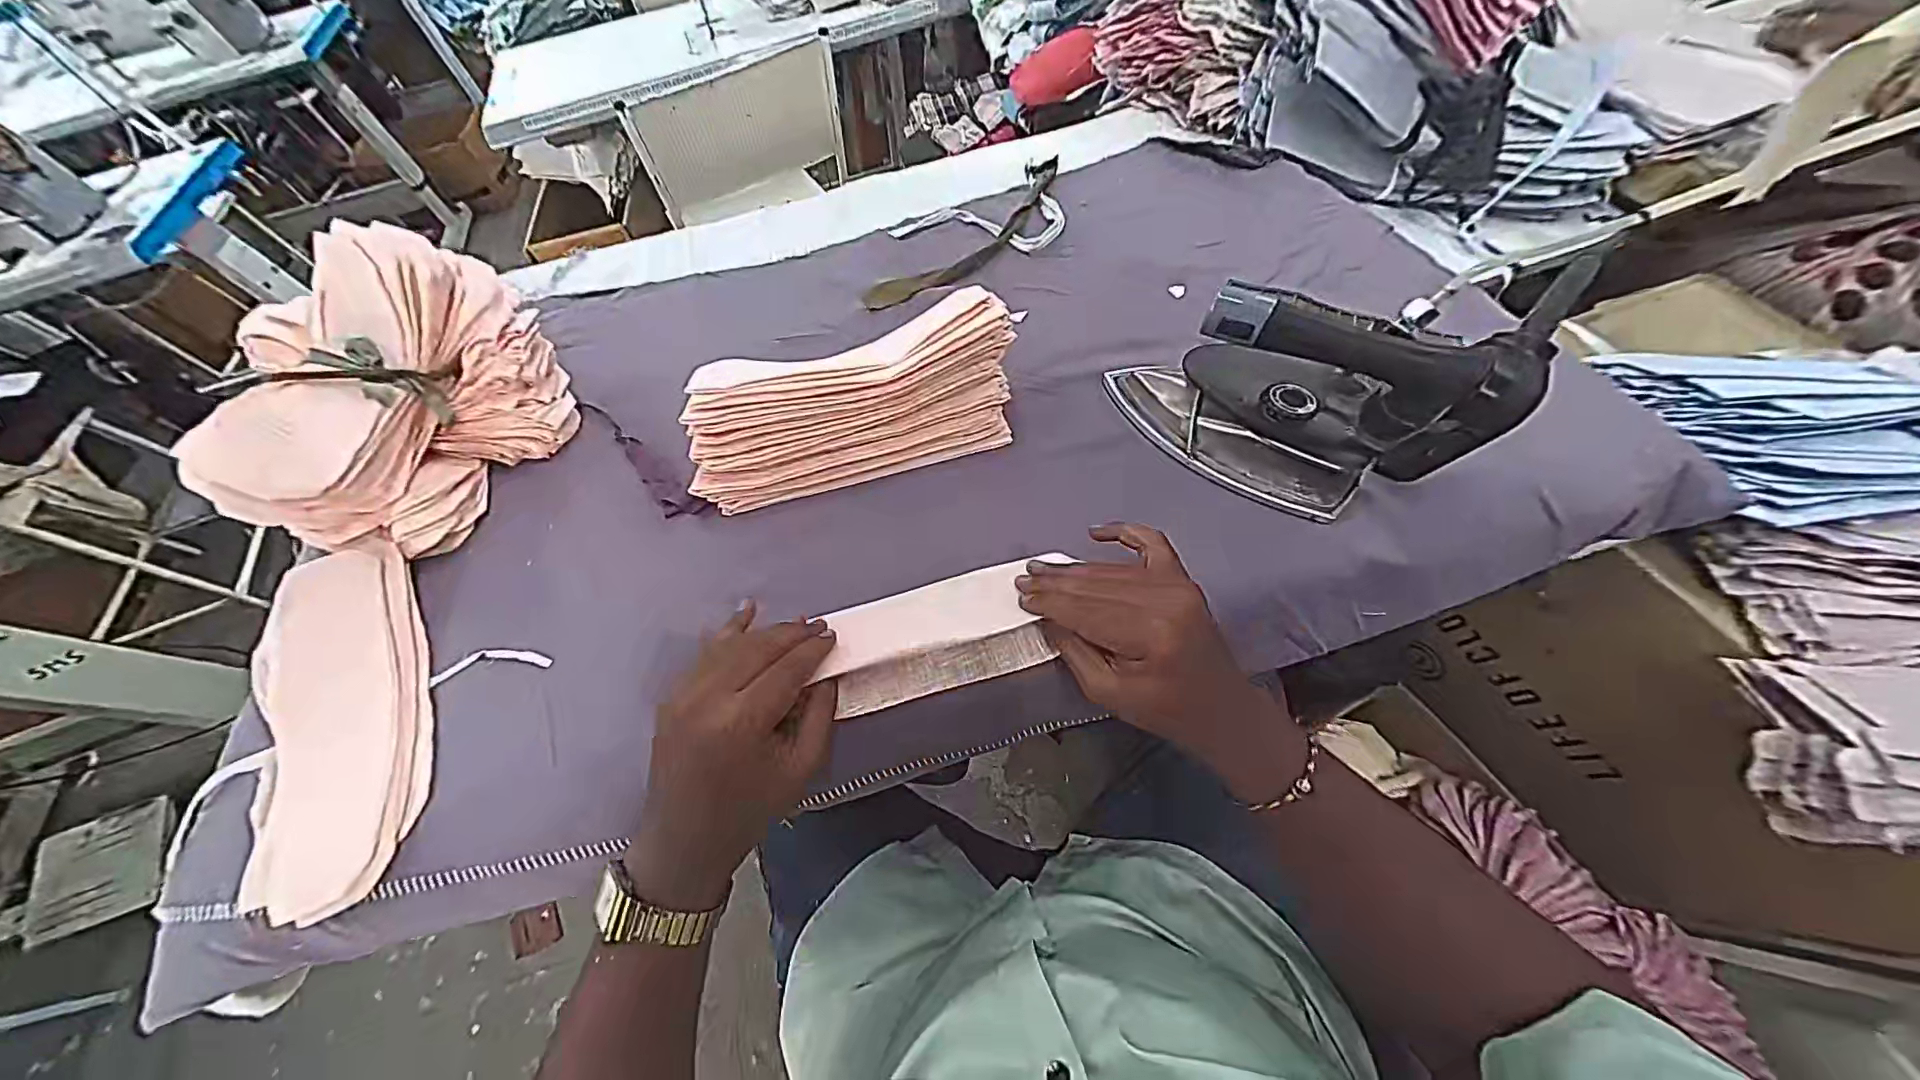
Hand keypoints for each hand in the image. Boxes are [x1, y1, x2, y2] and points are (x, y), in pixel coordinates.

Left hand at [625, 603, 836, 910]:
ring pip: (731, 645)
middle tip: (819, 626)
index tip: (833, 637)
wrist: (683, 842)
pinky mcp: (672, 697)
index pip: (786, 669)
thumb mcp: (800, 770)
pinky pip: (706, 654)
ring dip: (765, 631)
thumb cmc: (749, 811)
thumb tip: (827, 676)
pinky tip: (746, 613)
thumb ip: (819, 717)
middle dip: (792, 634)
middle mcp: (708, 699)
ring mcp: (684, 695)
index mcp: (741, 722)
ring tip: (795, 624)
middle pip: (758, 649)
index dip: (812, 650)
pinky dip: (729, 633)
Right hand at [1015, 523, 1306, 801]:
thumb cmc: (1167, 710)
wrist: (1221, 709)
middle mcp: (1167, 601)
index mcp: (1151, 634)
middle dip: (1055, 583)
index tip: (1024, 598)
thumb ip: (1075, 650)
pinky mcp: (1184, 581)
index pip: (1085, 609)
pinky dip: (1125, 532)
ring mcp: (1179, 586)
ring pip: (1113, 570)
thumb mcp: (1108, 692)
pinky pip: (1152, 544)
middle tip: (1024, 579)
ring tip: (1044, 569)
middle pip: (1096, 585)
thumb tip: (1049, 617)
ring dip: (1075, 568)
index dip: (1050, 602)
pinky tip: (1097, 533)